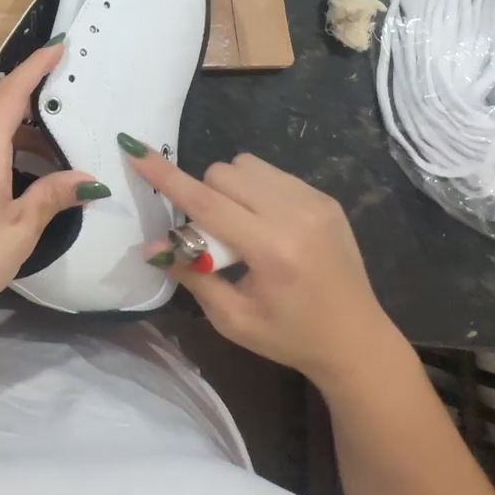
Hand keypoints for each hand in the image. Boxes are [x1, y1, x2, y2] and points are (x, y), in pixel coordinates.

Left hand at [0, 42, 106, 339]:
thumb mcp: (21, 228)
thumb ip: (53, 196)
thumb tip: (87, 180)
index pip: (10, 92)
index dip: (35, 65)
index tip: (59, 44)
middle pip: (3, 111)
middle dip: (39, 105)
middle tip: (77, 105)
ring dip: (28, 139)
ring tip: (66, 151)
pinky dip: (12, 155)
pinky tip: (35, 177)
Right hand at [125, 148, 409, 391]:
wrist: (358, 342)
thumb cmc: (289, 336)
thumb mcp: (232, 318)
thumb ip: (191, 273)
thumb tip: (150, 245)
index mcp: (271, 250)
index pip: (206, 202)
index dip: (167, 177)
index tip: (135, 151)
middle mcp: (295, 216)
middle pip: (222, 174)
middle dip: (205, 195)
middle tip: (216, 236)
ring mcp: (315, 202)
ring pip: (245, 165)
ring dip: (228, 187)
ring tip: (241, 225)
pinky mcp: (325, 198)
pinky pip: (270, 172)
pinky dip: (254, 189)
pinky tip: (266, 223)